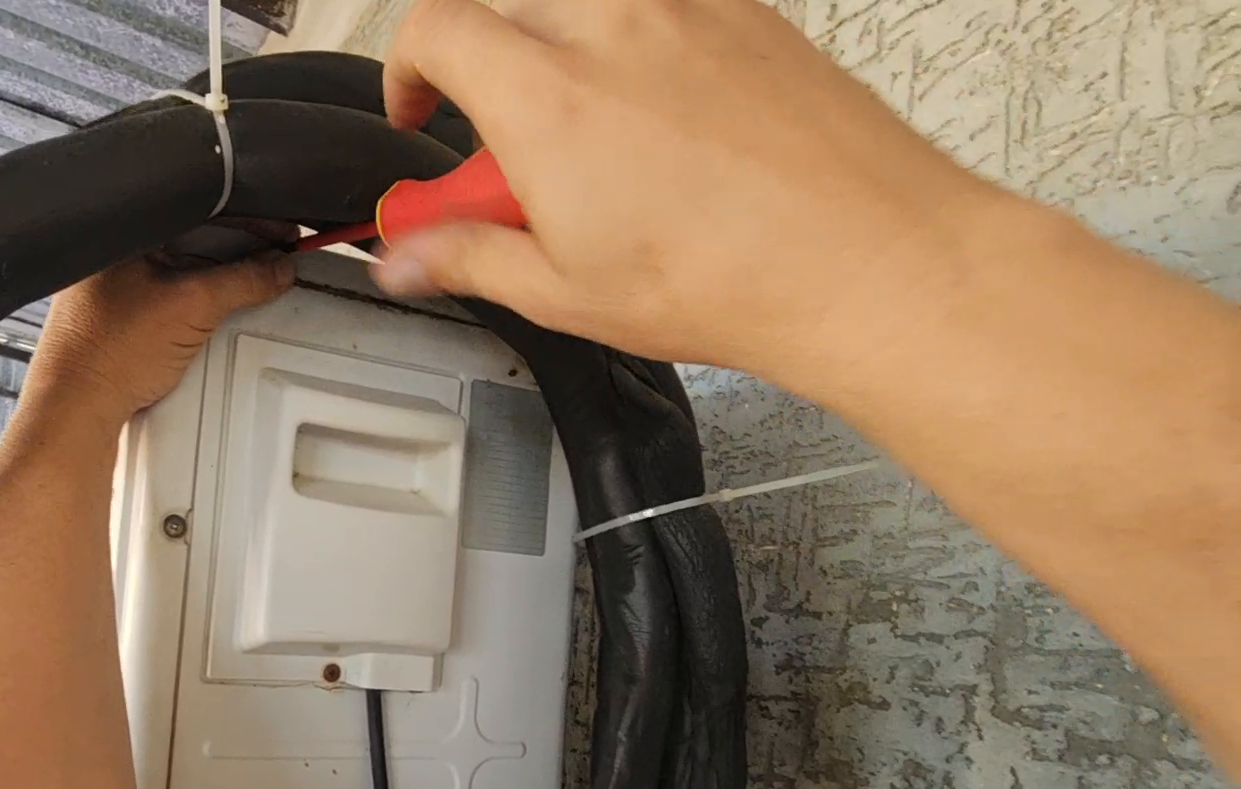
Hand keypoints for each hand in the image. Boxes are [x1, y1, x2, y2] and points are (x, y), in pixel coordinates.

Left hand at [28, 230, 296, 422]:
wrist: (78, 407)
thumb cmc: (105, 354)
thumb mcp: (190, 307)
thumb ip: (242, 282)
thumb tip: (277, 268)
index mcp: (124, 231)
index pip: (198, 207)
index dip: (246, 217)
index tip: (279, 229)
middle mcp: (117, 251)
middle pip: (196, 234)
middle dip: (242, 245)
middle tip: (278, 256)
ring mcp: (120, 283)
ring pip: (188, 264)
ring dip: (225, 272)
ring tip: (258, 280)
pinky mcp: (125, 314)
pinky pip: (176, 292)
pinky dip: (204, 295)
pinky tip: (226, 303)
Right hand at [371, 0, 1014, 382]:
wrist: (857, 257)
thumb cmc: (718, 275)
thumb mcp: (556, 290)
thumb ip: (461, 258)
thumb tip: (402, 259)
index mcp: (548, 99)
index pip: (435, 30)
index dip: (405, 73)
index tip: (416, 117)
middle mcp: (612, 27)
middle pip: (502, 12)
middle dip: (476, 78)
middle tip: (501, 162)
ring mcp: (684, 8)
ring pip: (576, 6)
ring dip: (550, 60)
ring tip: (577, 144)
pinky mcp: (741, 11)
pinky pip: (650, 7)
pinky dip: (620, 49)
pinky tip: (644, 124)